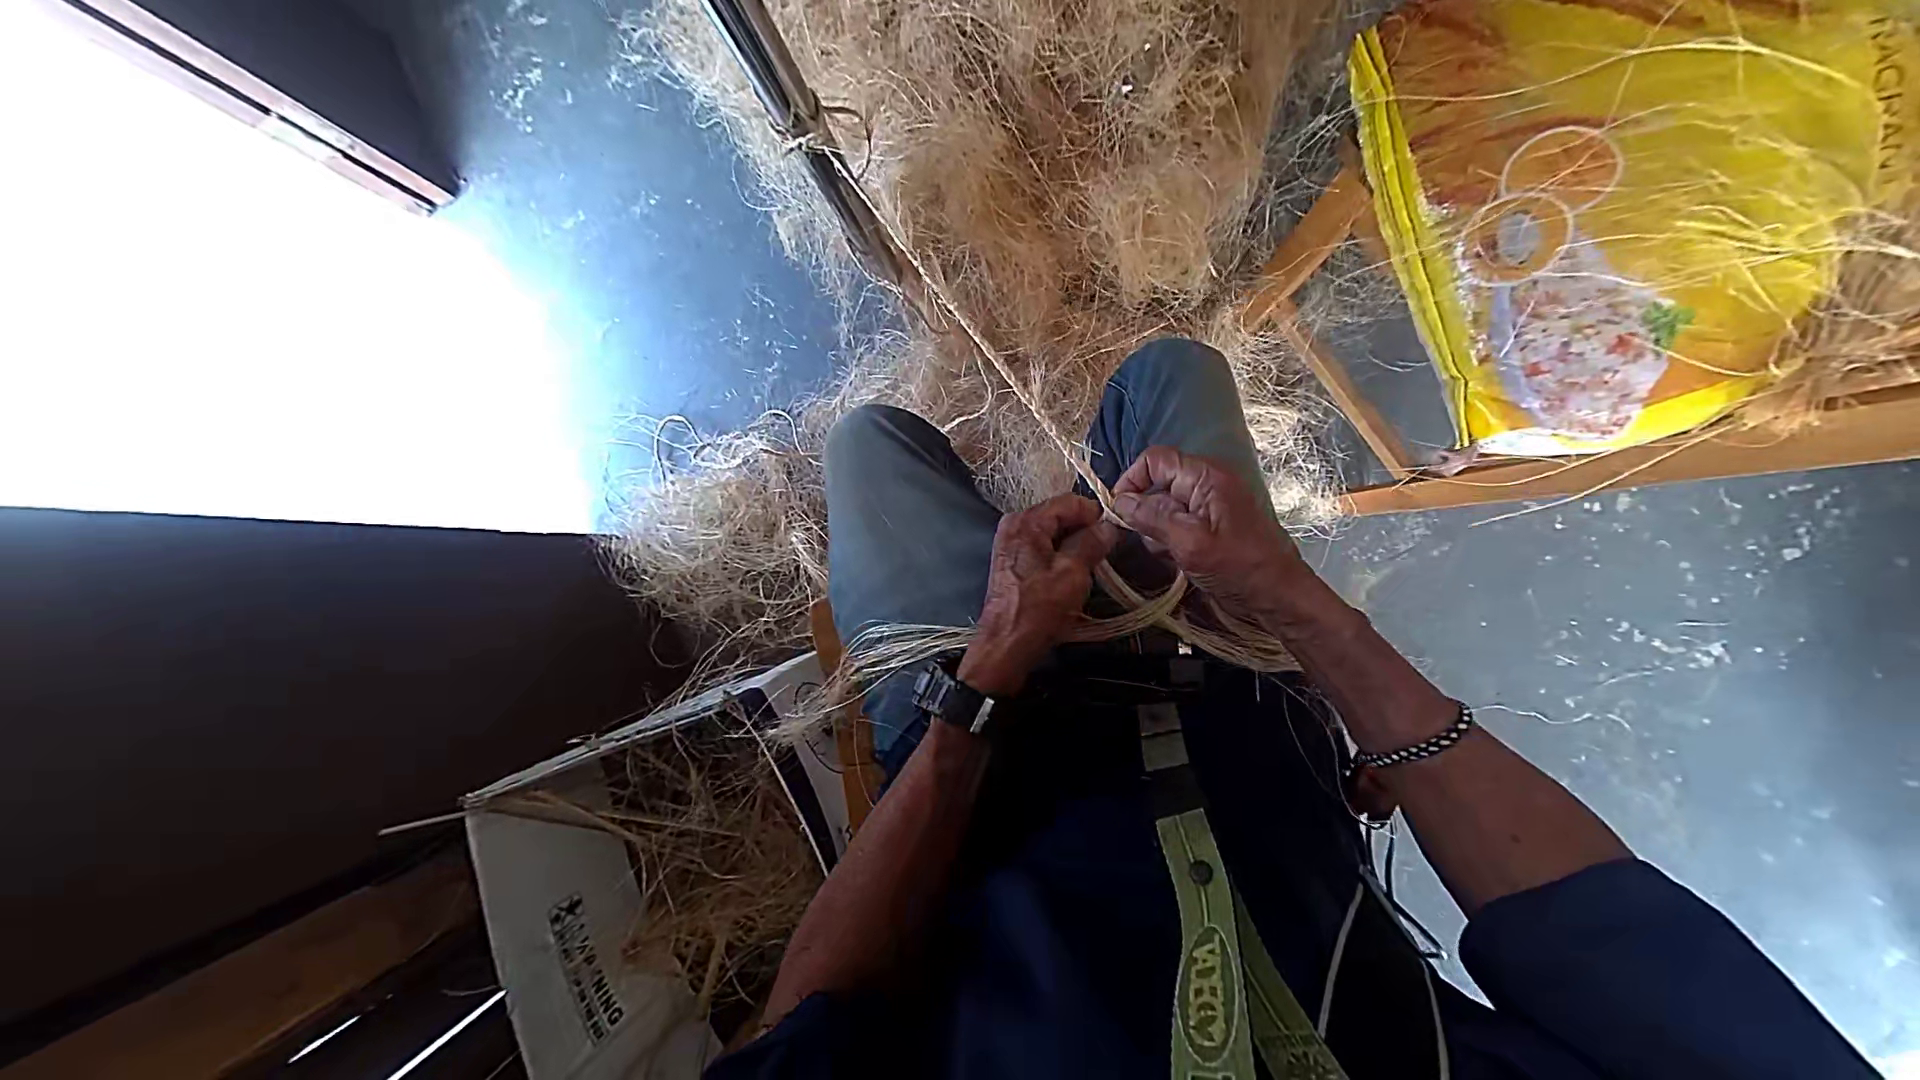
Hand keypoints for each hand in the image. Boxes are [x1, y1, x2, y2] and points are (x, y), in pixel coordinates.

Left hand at [959, 495, 1119, 696]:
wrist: (1007, 643)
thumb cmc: (1038, 608)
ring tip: (1090, 567)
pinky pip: (1043, 548)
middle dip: (1084, 531)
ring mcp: (1011, 543)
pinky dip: (1059, 556)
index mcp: (1027, 521)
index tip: (1112, 533)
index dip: (1095, 514)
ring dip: (1073, 546)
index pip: (1070, 501)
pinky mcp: (1012, 562)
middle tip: (1104, 553)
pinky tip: (1071, 575)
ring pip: (1053, 533)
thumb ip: (1091, 543)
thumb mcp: (1072, 573)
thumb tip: (1107, 527)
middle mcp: (1014, 525)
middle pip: (1059, 515)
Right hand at [1110, 445, 1305, 620]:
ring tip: (1172, 556)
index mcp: (1206, 477)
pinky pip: (1173, 527)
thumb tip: (1118, 501)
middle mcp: (1205, 486)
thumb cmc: (1240, 568)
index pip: (1155, 460)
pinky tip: (1178, 562)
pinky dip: (1168, 543)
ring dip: (1156, 533)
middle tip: (1153, 541)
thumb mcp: (1190, 542)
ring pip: (1161, 510)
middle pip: (1155, 486)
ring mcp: (1207, 508)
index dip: (1131, 480)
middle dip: (1145, 514)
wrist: (1277, 599)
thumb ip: (1152, 517)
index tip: (1118, 511)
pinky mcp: (1206, 528)